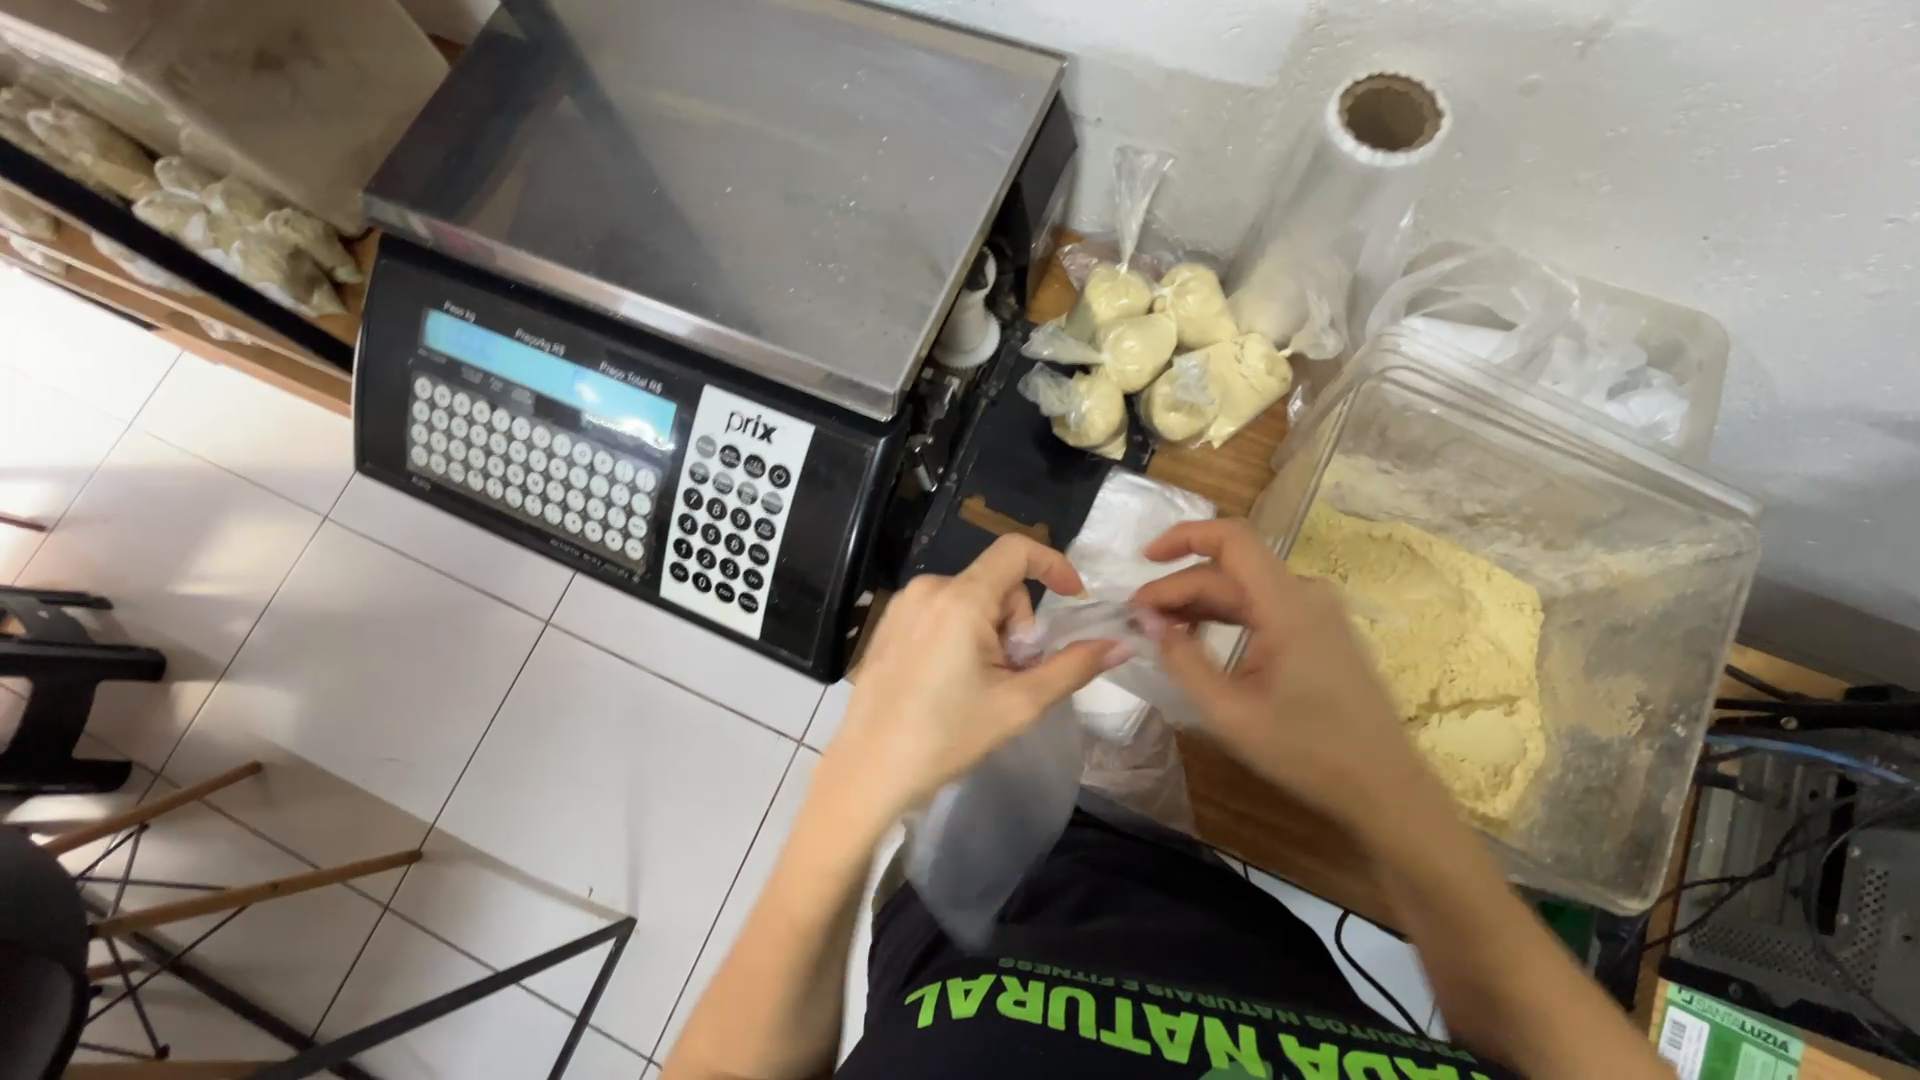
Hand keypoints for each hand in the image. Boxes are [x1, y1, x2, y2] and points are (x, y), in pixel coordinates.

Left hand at [818, 535, 1118, 835]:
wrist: (870, 771)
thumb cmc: (946, 737)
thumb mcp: (1019, 704)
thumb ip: (1073, 667)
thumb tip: (1121, 645)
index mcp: (961, 599)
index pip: (1017, 550)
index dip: (1054, 565)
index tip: (1073, 599)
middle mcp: (929, 589)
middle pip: (997, 585)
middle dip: (1017, 625)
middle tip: (1012, 677)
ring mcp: (903, 606)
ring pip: (970, 601)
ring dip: (990, 634)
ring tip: (980, 686)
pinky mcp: (888, 625)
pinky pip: (941, 613)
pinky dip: (961, 636)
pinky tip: (950, 683)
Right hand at [1131, 520, 1442, 832]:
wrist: (1384, 786)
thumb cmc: (1307, 752)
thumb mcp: (1230, 713)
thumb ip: (1183, 660)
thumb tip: (1148, 622)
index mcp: (1288, 605)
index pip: (1231, 538)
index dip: (1183, 537)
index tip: (1142, 562)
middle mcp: (1306, 595)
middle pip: (1230, 570)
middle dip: (1179, 587)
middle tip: (1138, 620)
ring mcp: (1318, 612)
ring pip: (1245, 588)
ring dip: (1199, 601)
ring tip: (1159, 628)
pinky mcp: (1321, 631)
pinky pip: (1263, 606)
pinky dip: (1226, 615)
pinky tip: (1198, 636)